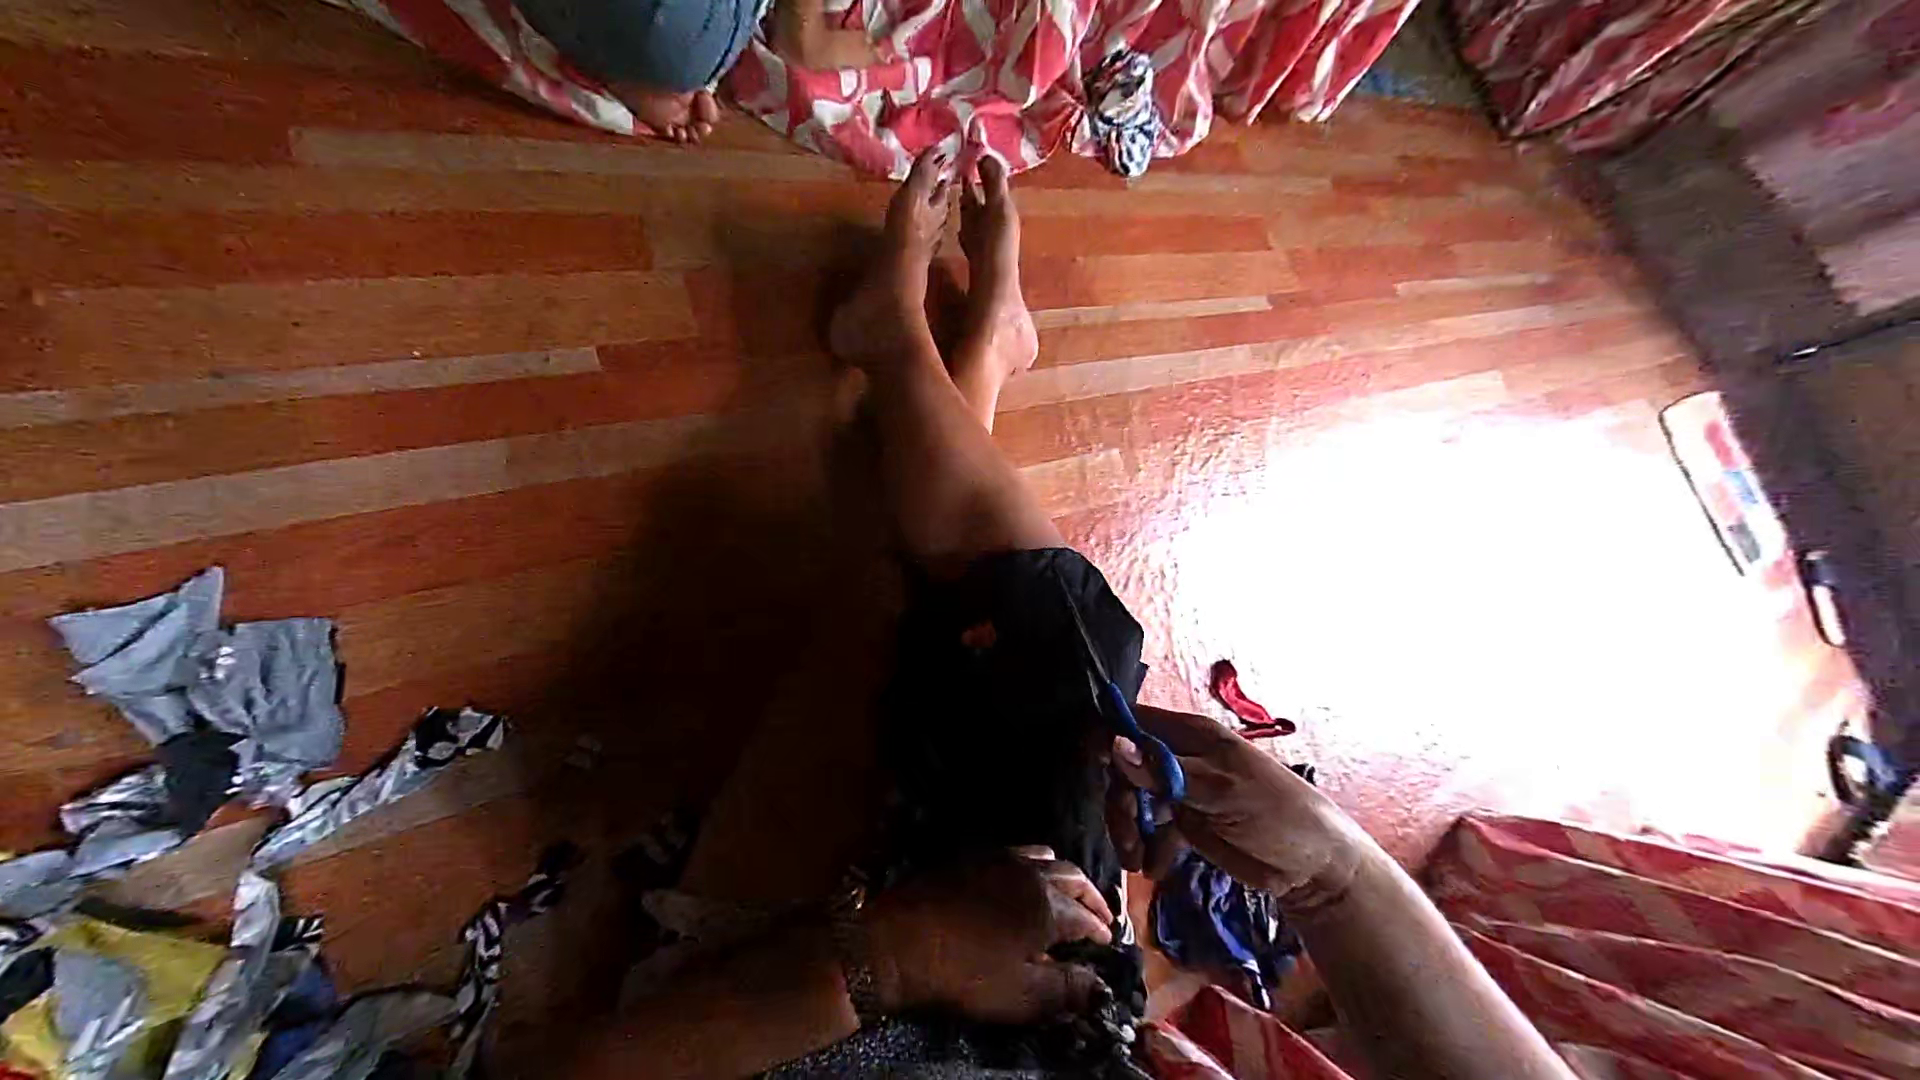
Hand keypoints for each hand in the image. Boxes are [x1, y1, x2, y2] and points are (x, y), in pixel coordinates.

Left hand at [862, 849, 1112, 1023]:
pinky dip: (1037, 863)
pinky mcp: (976, 857)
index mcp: (1046, 906)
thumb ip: (1066, 990)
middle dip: (1091, 896)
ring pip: (1046, 857)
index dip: (1100, 931)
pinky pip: (1019, 852)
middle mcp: (1029, 873)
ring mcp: (1001, 859)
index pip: (1085, 917)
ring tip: (1070, 892)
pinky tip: (1028, 877)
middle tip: (1101, 914)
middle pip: (1072, 877)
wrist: (903, 939)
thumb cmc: (966, 973)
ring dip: (1065, 875)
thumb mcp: (1021, 995)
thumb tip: (1099, 987)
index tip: (1108, 942)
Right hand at [1107, 706, 1373, 912]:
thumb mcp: (1219, 791)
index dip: (1109, 737)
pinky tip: (1156, 867)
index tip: (1098, 768)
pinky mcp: (1186, 822)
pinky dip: (1148, 847)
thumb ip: (1164, 771)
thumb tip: (1115, 744)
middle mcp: (1179, 756)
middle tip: (1127, 836)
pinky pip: (1152, 828)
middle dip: (1120, 800)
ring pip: (1134, 798)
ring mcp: (1181, 789)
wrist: (1317, 869)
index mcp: (1189, 734)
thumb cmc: (1276, 813)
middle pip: (1126, 766)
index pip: (1133, 721)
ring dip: (1129, 828)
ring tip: (1137, 862)